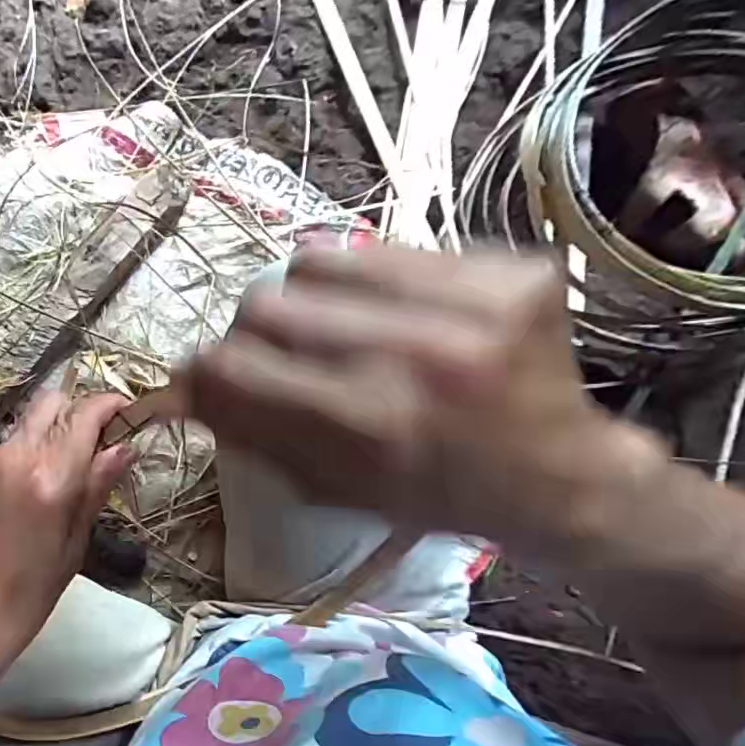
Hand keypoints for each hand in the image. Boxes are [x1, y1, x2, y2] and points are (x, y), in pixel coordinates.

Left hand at [0, 391, 135, 726]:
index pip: (84, 414)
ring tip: (55, 482)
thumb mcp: (72, 548)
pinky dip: (16, 464)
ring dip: (45, 439)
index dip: (110, 404)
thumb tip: (123, 448)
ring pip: (21, 430)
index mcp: (48, 476)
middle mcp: (9, 458)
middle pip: (48, 404)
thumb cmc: (24, 602)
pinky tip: (16, 504)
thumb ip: (95, 489)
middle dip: (76, 412)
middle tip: (94, 442)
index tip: (125, 411)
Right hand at [179, 246, 666, 554]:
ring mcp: (473, 302)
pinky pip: (387, 249)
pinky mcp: (509, 267)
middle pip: (267, 303)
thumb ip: (255, 433)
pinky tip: (396, 312)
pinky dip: (369, 282)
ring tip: (337, 326)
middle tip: (279, 352)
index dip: (204, 370)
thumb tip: (184, 384)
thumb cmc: (439, 496)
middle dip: (253, 332)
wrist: (560, 475)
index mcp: (372, 430)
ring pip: (318, 260)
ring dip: (307, 298)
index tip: (211, 375)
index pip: (234, 368)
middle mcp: (419, 357)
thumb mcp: (339, 490)